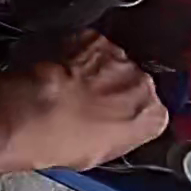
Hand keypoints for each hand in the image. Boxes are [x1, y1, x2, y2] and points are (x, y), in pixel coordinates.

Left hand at [0, 30, 166, 170]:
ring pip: (108, 59)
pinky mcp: (92, 38)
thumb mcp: (100, 152)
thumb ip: (116, 132)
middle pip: (129, 79)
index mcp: (152, 117)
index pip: (146, 109)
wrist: (38, 114)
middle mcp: (143, 84)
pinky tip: (55, 61)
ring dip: (91, 65)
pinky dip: (71, 47)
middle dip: (108, 83)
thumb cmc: (65, 141)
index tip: (104, 110)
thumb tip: (103, 128)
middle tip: (80, 92)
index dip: (121, 108)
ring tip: (64, 78)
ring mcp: (119, 58)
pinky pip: (85, 41)